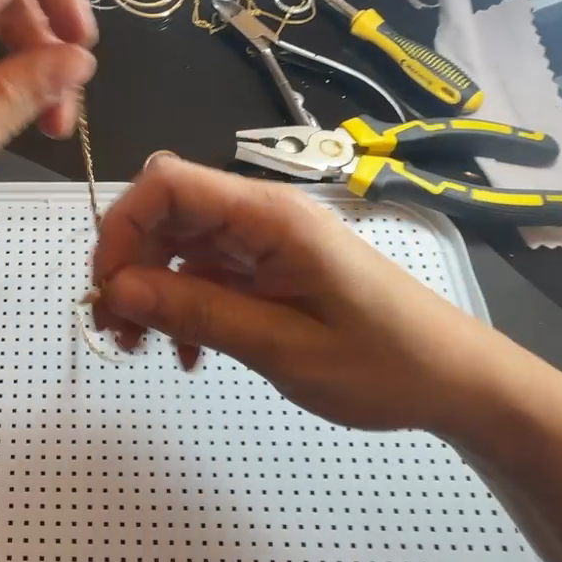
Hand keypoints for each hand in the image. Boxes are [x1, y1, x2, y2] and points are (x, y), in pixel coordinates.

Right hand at [90, 156, 518, 433]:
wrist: (454, 378)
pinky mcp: (266, 262)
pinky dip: (181, 302)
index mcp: (267, 213)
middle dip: (129, 261)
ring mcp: (261, 237)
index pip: (168, 183)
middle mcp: (258, 212)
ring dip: (150, 287)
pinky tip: (188, 351)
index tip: (107, 288)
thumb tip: (117, 290)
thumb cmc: (381, 361)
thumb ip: (196, 312)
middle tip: (115, 328)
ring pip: (178, 241)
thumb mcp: (282, 347)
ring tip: (141, 347)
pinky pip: (204, 268)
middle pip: (166, 210)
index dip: (123, 225)